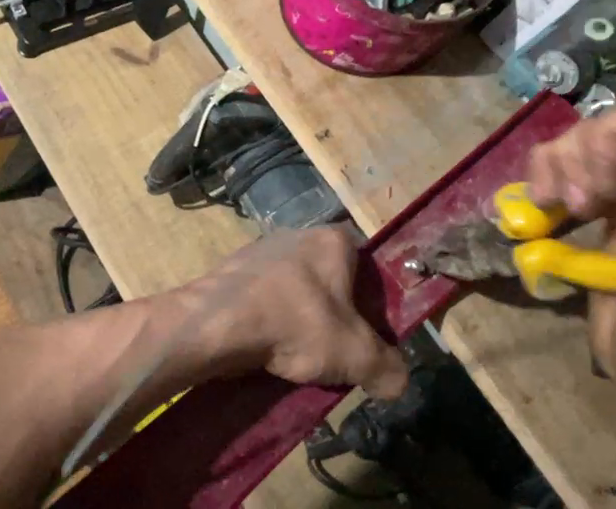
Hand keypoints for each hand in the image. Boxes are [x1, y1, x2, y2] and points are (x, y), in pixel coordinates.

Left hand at [185, 226, 408, 399]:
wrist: (219, 322)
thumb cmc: (296, 324)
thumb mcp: (357, 355)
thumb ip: (388, 368)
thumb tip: (396, 381)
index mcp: (334, 240)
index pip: (369, 269)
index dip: (374, 307)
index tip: (369, 339)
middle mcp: (299, 234)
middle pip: (332, 281)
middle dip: (336, 318)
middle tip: (336, 355)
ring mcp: (263, 249)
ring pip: (298, 291)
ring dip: (302, 322)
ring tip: (300, 359)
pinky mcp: (236, 270)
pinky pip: (267, 298)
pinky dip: (272, 322)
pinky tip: (269, 349)